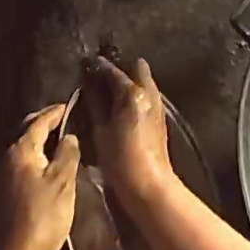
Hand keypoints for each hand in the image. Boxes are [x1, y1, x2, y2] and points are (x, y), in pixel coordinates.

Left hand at [0, 104, 80, 249]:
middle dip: (43, 121)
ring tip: (57, 136)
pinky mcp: (3, 190)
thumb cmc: (44, 216)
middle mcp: (6, 156)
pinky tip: (46, 160)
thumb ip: (68, 152)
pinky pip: (20, 160)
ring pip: (22, 145)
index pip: (39, 121)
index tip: (69, 105)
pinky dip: (34, 153)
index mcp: (20, 149)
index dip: (55, 112)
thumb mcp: (63, 181)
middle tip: (62, 117)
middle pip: (26, 130)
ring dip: (38, 137)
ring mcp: (2, 174)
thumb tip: (68, 136)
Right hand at [86, 57, 176, 201]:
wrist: (150, 186)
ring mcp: (158, 104)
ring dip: (130, 80)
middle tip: (103, 78)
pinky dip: (137, 93)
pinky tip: (124, 106)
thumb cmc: (120, 159)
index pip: (113, 72)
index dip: (99, 66)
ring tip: (111, 92)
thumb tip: (88, 83)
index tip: (88, 64)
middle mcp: (148, 93)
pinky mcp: (161, 116)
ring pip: (145, 79)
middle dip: (121, 69)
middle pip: (136, 68)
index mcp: (132, 93)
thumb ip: (95, 103)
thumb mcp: (100, 131)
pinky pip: (149, 93)